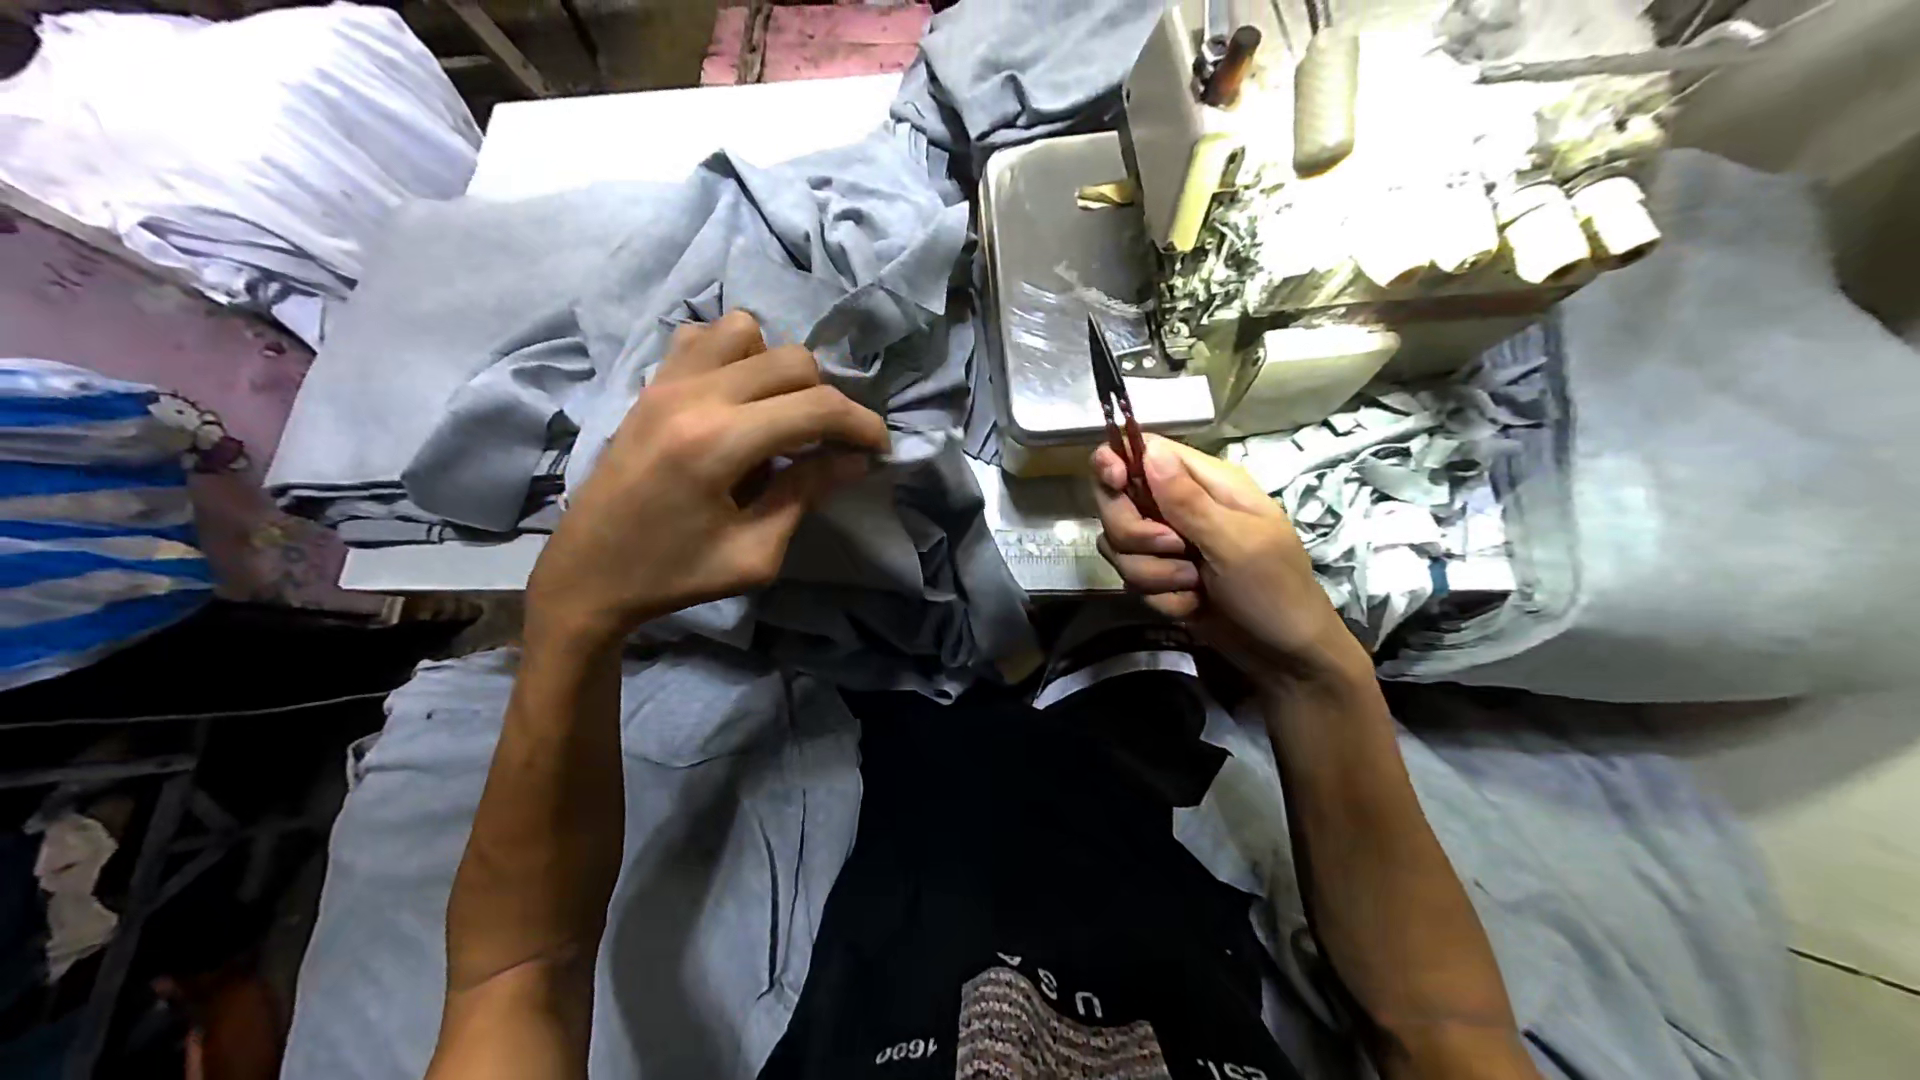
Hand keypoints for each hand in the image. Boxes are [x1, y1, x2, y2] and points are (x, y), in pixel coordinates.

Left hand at [526, 312, 888, 649]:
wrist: (587, 572)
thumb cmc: (673, 574)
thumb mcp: (754, 554)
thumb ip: (805, 494)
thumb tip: (852, 459)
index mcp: (719, 444)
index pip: (816, 407)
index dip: (861, 424)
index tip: (878, 447)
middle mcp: (694, 395)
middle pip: (793, 360)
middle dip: (828, 399)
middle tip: (831, 442)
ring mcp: (666, 381)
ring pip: (749, 331)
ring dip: (779, 368)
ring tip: (780, 414)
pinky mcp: (650, 383)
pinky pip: (704, 337)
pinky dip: (735, 355)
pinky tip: (737, 396)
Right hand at [1092, 435, 1370, 691]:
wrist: (1286, 656)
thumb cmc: (1275, 589)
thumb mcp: (1236, 542)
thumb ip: (1188, 500)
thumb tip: (1149, 451)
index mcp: (1207, 482)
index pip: (1145, 451)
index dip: (1117, 461)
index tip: (1114, 483)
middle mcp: (1180, 506)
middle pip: (1117, 500)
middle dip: (1135, 533)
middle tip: (1173, 549)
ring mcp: (1167, 543)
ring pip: (1119, 546)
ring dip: (1153, 573)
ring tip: (1194, 586)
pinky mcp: (1160, 576)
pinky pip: (1131, 578)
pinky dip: (1160, 597)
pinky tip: (1192, 605)